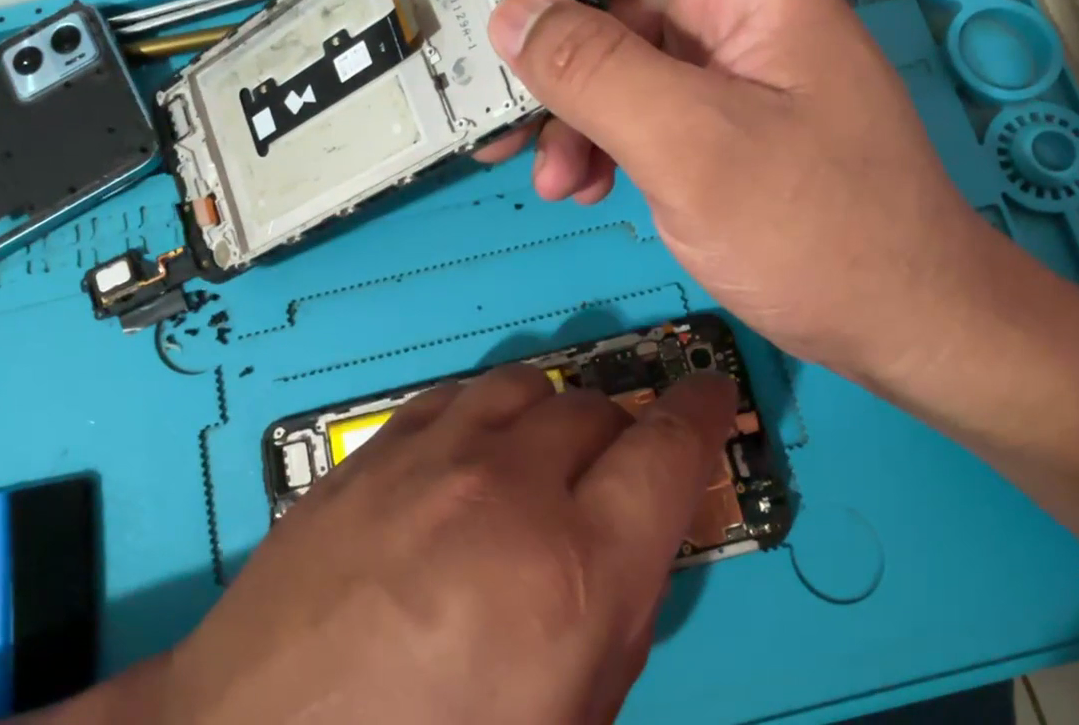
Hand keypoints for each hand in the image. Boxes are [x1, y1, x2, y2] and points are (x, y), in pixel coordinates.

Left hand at [160, 365, 737, 723]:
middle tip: (612, 475)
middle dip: (620, 436)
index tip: (709, 395)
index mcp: (576, 572)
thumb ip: (622, 612)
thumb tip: (638, 535)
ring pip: (526, 386)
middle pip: (596, 411)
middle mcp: (507, 491)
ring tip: (541, 458)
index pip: (668, 450)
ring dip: (551, 416)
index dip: (701, 412)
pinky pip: (452, 396)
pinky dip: (482, 415)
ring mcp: (430, 460)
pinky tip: (469, 453)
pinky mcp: (369, 453)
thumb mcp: (571, 713)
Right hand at [477, 0, 1021, 379]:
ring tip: (555, 183)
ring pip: (623, 66)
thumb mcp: (688, 143)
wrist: (909, 324)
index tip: (498, 31)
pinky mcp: (730, 130)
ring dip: (576, 117)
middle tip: (506, 128)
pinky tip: (589, 190)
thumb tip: (511, 13)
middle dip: (556, 65)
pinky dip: (608, 145)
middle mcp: (741, 17)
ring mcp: (736, 78)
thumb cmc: (812, 230)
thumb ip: (593, 70)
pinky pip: (648, 114)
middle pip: (617, 3)